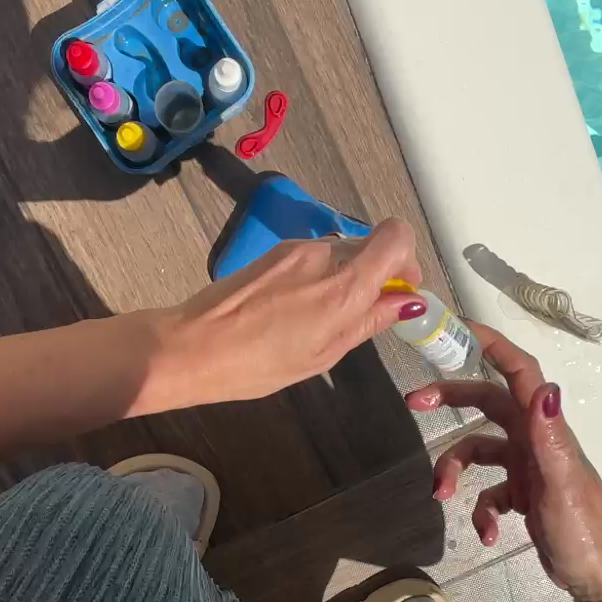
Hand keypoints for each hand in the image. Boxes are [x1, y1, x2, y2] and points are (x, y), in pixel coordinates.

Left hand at [147, 218, 421, 407]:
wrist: (192, 346)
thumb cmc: (258, 364)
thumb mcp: (323, 353)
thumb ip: (368, 321)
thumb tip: (408, 302)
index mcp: (343, 284)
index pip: (396, 236)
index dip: (408, 260)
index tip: (401, 290)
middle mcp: (323, 255)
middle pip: (370, 245)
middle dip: (377, 274)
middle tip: (365, 312)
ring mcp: (294, 249)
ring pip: (340, 252)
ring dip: (346, 276)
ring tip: (323, 318)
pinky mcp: (273, 253)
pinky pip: (313, 257)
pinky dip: (319, 276)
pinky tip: (297, 310)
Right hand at [403, 323, 601, 601]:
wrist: (601, 581)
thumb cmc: (585, 531)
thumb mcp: (563, 484)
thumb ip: (550, 438)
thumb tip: (544, 388)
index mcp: (544, 427)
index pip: (519, 371)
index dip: (490, 344)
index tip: (455, 327)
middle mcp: (534, 439)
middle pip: (485, 403)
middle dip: (449, 400)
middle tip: (412, 402)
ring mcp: (526, 467)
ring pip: (476, 451)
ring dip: (454, 470)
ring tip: (442, 496)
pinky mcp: (522, 496)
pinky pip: (487, 492)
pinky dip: (480, 511)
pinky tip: (488, 534)